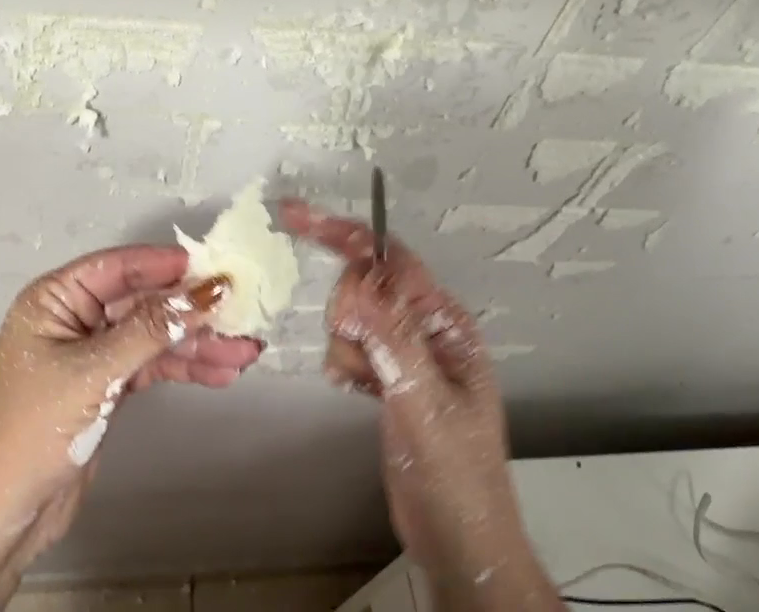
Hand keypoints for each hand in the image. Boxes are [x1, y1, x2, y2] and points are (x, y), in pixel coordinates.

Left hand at [0, 243, 262, 513]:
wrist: (6, 513)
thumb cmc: (35, 432)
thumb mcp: (95, 373)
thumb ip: (151, 329)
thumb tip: (205, 291)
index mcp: (54, 300)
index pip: (119, 267)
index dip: (168, 265)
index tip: (216, 265)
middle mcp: (73, 318)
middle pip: (143, 302)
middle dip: (192, 312)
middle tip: (242, 313)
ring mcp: (90, 353)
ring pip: (153, 336)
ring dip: (197, 344)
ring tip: (245, 352)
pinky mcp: (105, 385)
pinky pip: (151, 364)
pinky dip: (183, 368)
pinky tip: (220, 373)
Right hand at [283, 202, 558, 609]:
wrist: (459, 540)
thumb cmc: (458, 476)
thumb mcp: (426, 407)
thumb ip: (393, 346)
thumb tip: (358, 290)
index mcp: (446, 325)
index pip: (393, 261)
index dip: (347, 235)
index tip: (298, 218)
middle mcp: (427, 331)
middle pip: (367, 284)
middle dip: (348, 311)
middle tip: (358, 359)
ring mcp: (407, 356)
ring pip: (354, 319)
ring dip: (346, 347)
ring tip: (364, 386)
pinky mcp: (390, 380)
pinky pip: (353, 349)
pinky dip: (345, 363)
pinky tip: (354, 390)